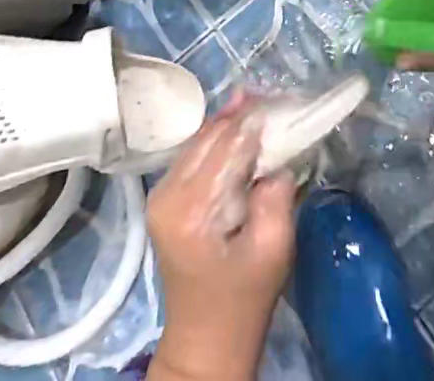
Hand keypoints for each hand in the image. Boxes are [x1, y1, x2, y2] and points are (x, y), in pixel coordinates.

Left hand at [146, 97, 296, 380]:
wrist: (206, 340)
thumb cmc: (245, 300)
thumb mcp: (274, 249)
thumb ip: (275, 195)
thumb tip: (273, 153)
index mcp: (191, 209)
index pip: (223, 149)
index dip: (250, 122)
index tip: (274, 100)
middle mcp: (166, 194)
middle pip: (204, 141)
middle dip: (235, 117)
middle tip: (265, 93)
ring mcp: (159, 196)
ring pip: (194, 145)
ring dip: (223, 126)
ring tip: (251, 102)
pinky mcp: (162, 200)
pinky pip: (189, 160)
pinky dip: (212, 144)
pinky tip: (231, 130)